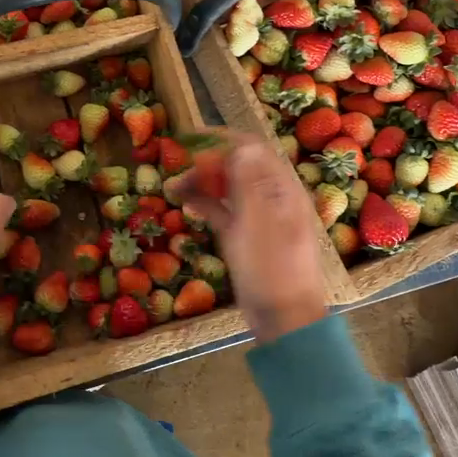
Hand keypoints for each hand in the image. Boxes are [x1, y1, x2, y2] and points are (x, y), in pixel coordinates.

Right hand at [180, 133, 328, 341]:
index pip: (253, 149)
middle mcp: (273, 198)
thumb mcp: (256, 222)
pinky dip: (206, 204)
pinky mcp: (248, 238)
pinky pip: (225, 211)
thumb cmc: (270, 269)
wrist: (284, 319)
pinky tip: (185, 203)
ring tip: (173, 188)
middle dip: (208, 164)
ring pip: (230, 189)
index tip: (191, 136)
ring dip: (203, 183)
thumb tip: (240, 146)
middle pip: (239, 167)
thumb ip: (249, 182)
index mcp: (282, 190)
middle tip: (178, 170)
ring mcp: (260, 218)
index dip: (223, 139)